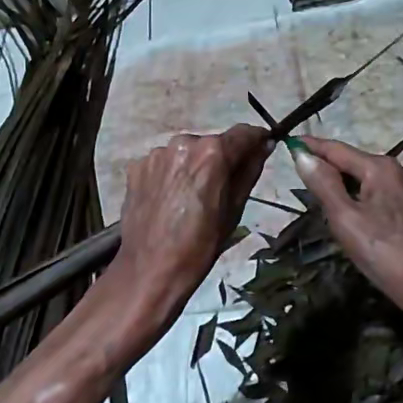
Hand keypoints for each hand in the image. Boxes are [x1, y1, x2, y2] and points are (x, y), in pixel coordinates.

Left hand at [114, 124, 270, 326]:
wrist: (150, 269)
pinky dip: (171, 175)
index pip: (243, 133)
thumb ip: (250, 170)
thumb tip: (265, 145)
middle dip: (221, 159)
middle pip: (212, 143)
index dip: (256, 140)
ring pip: (186, 153)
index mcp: (211, 153)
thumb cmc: (200, 245)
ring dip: (194, 167)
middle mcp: (182, 143)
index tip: (263, 148)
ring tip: (191, 198)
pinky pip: (164, 164)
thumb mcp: (234, 209)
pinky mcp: (137, 167)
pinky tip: (169, 200)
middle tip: (221, 189)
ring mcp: (155, 154)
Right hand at [289, 136, 402, 312]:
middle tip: (299, 174)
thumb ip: (323, 184)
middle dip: (327, 166)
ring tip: (319, 194)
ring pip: (366, 178)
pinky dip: (360, 195)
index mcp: (380, 168)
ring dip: (343, 183)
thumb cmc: (383, 254)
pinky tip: (350, 211)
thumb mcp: (345, 219)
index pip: (337, 149)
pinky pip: (379, 192)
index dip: (311, 146)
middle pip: (353, 162)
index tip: (289, 141)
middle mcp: (398, 170)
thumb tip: (302, 155)